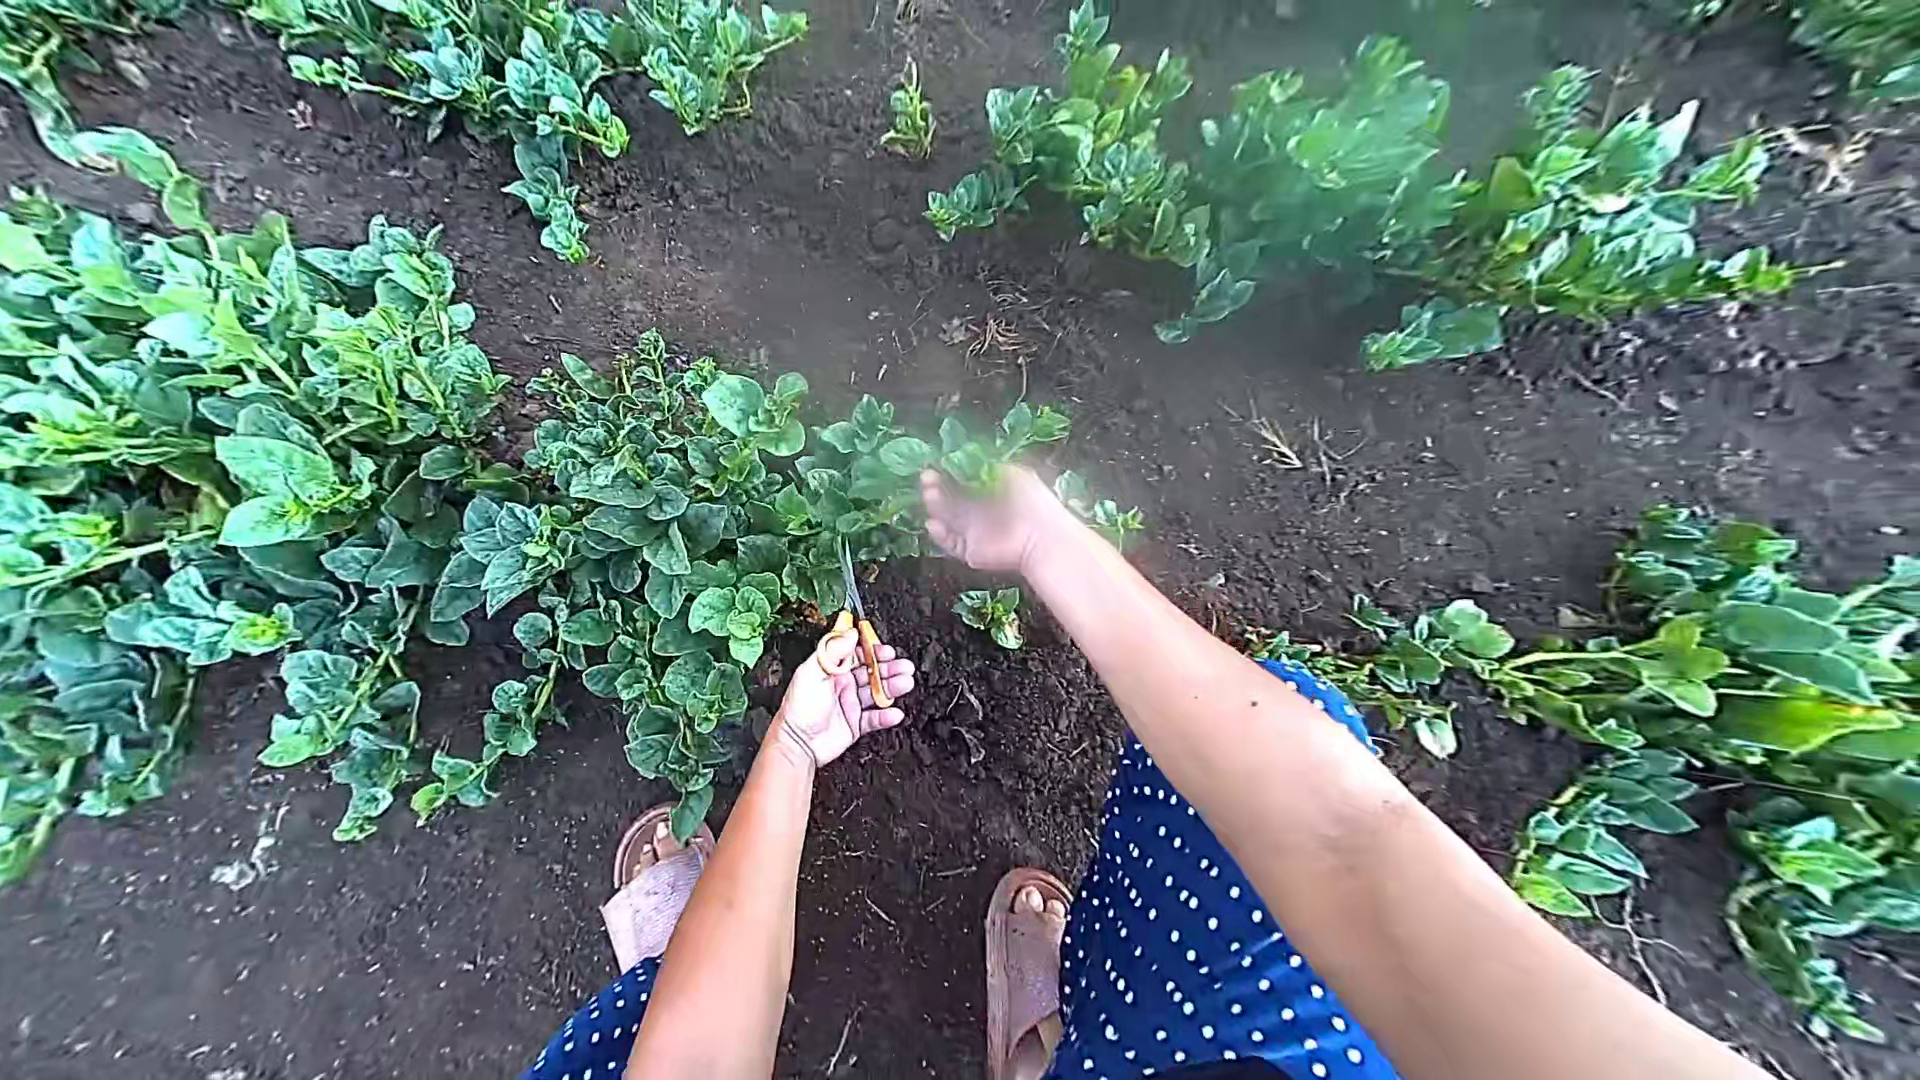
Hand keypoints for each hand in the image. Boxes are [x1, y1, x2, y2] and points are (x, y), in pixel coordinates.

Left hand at [768, 628, 915, 769]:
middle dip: (890, 668)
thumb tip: (849, 631)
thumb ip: (833, 650)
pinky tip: (894, 712)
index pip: (858, 653)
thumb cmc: (798, 709)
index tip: (887, 650)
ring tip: (905, 684)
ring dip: (892, 687)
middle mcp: (843, 684)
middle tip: (904, 666)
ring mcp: (851, 704)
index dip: (874, 651)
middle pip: (872, 672)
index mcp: (832, 668)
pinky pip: (875, 718)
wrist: (797, 744)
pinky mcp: (856, 724)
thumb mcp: (813, 672)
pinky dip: (886, 715)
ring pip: (877, 692)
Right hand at [920, 466, 1074, 574]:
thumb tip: (963, 461)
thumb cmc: (1030, 500)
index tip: (934, 465)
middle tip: (926, 479)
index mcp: (990, 490)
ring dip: (936, 508)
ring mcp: (975, 531)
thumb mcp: (1010, 473)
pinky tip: (933, 523)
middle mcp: (981, 510)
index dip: (947, 473)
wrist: (1037, 537)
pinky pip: (950, 543)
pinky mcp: (971, 551)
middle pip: (951, 499)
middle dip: (937, 488)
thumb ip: (985, 468)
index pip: (963, 481)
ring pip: (948, 519)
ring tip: (929, 496)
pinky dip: (940, 535)